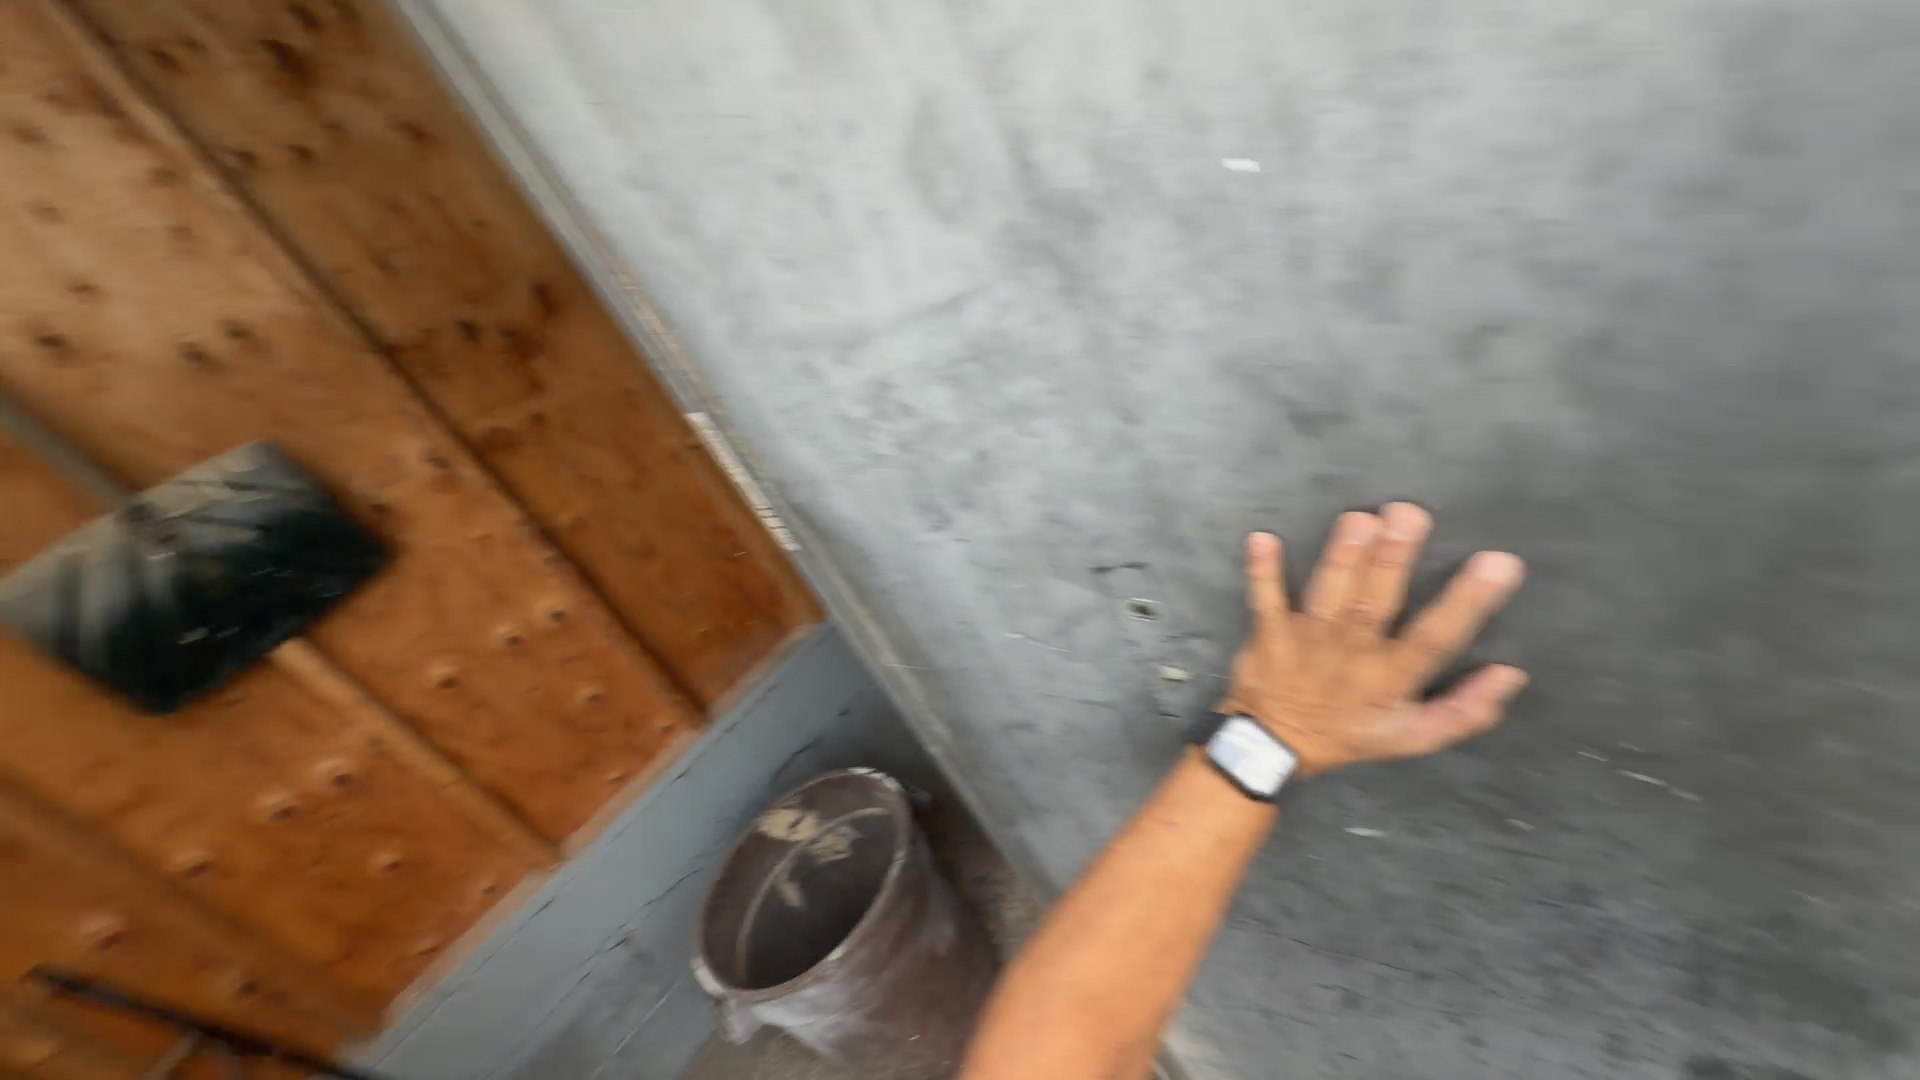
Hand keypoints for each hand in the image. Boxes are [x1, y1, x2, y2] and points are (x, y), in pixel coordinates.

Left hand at [1220, 503, 1526, 775]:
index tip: (1497, 562)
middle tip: (1408, 514)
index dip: (1468, 602)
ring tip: (1359, 519)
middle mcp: (1350, 656)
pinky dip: (1262, 572)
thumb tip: (1510, 673)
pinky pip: (1264, 601)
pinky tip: (1262, 539)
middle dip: (1391, 560)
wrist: (1274, 746)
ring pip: (1327, 597)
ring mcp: (1306, 643)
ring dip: (1340, 557)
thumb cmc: (1349, 733)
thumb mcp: (1414, 737)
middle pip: (1374, 605)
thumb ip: (1465, 709)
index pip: (1436, 638)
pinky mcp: (1268, 635)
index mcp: (1390, 680)